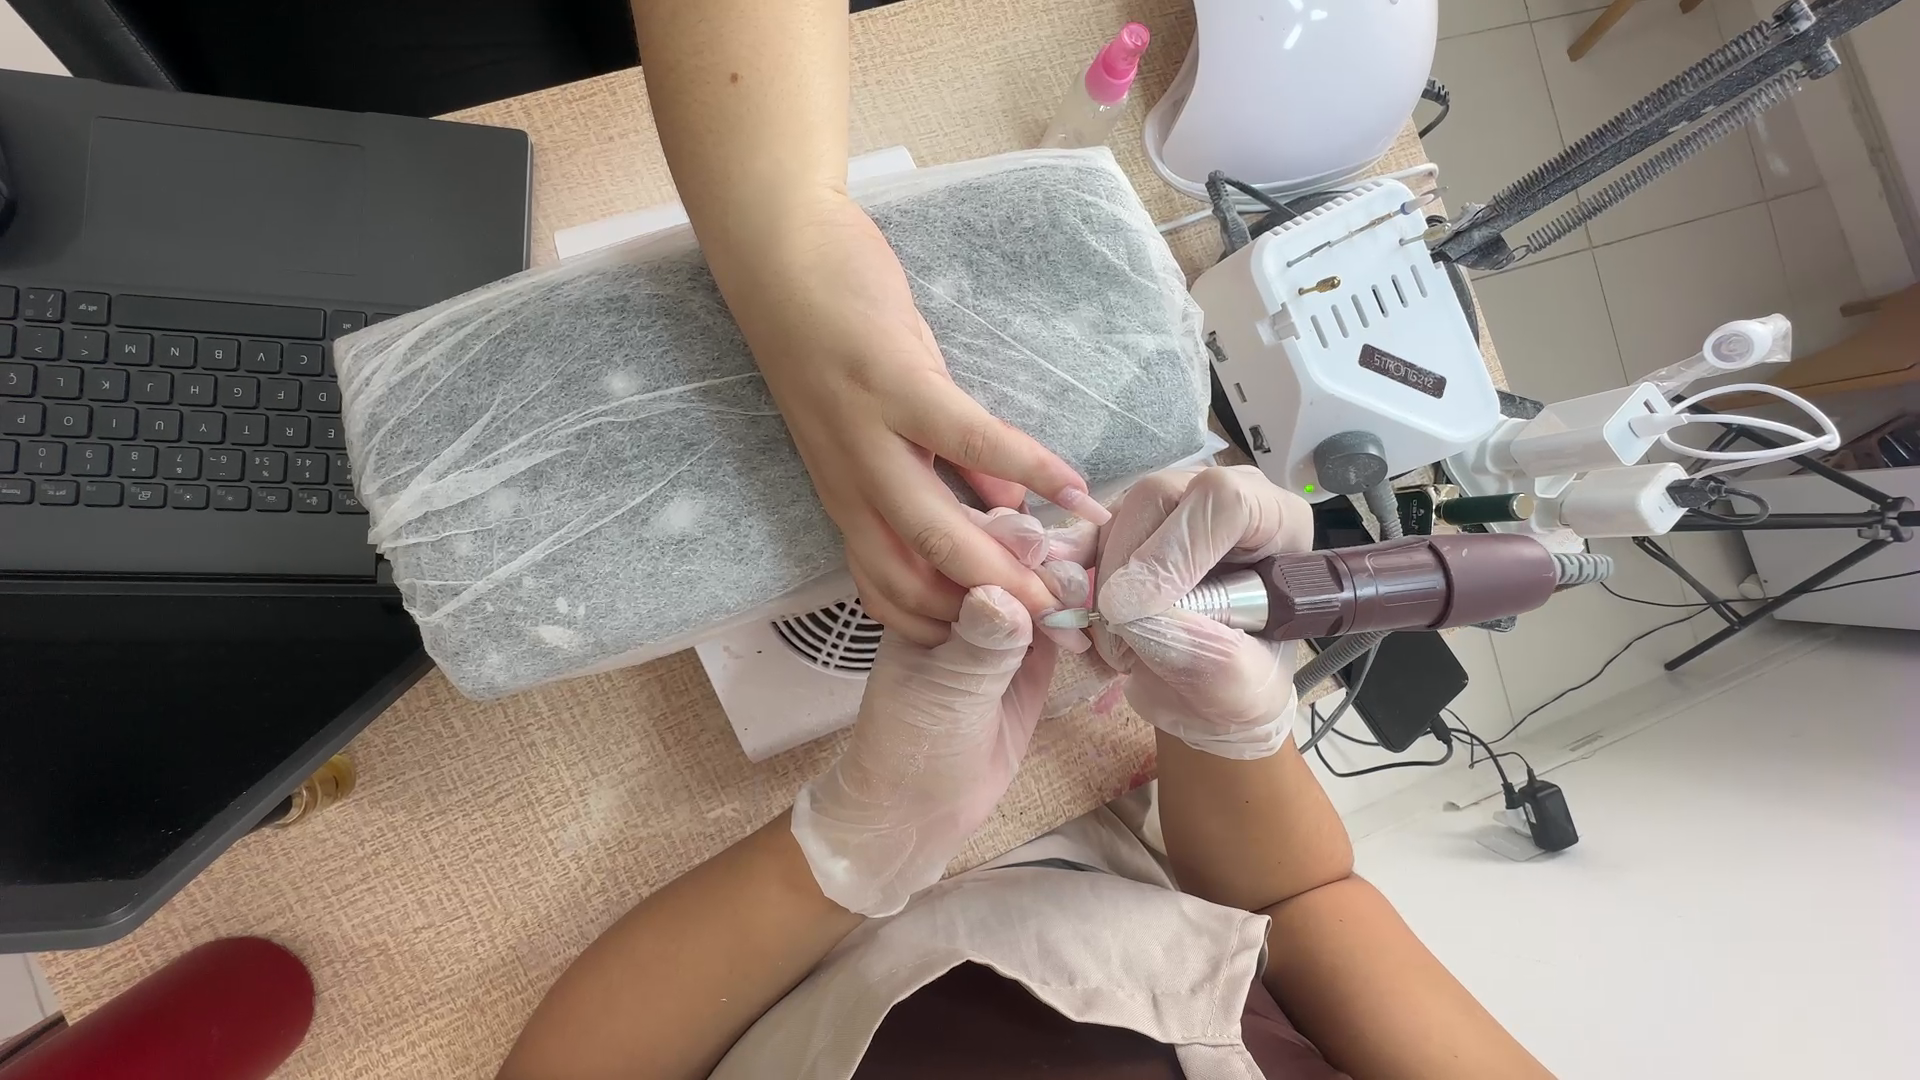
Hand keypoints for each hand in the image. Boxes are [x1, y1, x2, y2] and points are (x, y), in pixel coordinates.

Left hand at [722, 193, 1108, 644]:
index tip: (1000, 641)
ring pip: (936, 529)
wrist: (777, 259)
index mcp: (848, 500)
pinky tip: (1072, 487)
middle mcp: (850, 486)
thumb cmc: (836, 345)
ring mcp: (867, 439)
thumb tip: (1008, 507)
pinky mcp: (894, 385)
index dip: (945, 624)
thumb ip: (947, 472)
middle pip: (917, 577)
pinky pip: (971, 438)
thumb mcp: (888, 426)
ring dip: (1002, 568)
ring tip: (1060, 588)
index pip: (889, 590)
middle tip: (1046, 631)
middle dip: (984, 616)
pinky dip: (1028, 466)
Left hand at [790, 509, 1093, 916]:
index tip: (1038, 548)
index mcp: (924, 592)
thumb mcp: (944, 689)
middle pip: (1011, 560)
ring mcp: (1000, 628)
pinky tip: (1101, 612)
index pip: (967, 545)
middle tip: (1075, 572)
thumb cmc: (913, 742)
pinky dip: (1080, 618)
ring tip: (1091, 592)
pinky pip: (1060, 627)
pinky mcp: (1030, 659)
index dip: (1004, 540)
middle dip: (1044, 560)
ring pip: (1040, 590)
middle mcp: (964, 600)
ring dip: (1068, 586)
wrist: (921, 809)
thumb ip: (980, 644)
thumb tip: (1007, 592)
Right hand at [1091, 466, 1314, 759]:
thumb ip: (1195, 647)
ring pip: (1111, 515)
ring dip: (1096, 583)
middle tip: (1122, 637)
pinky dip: (1069, 577)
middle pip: (1156, 496)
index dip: (1175, 548)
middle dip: (1124, 569)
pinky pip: (1080, 533)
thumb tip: (1125, 608)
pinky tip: (1081, 620)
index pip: (1225, 501)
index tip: (1136, 611)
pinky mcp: (1122, 522)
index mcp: (1277, 524)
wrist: (1204, 698)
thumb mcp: (1235, 686)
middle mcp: (1221, 498)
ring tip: (1120, 647)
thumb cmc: (1238, 688)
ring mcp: (1167, 504)